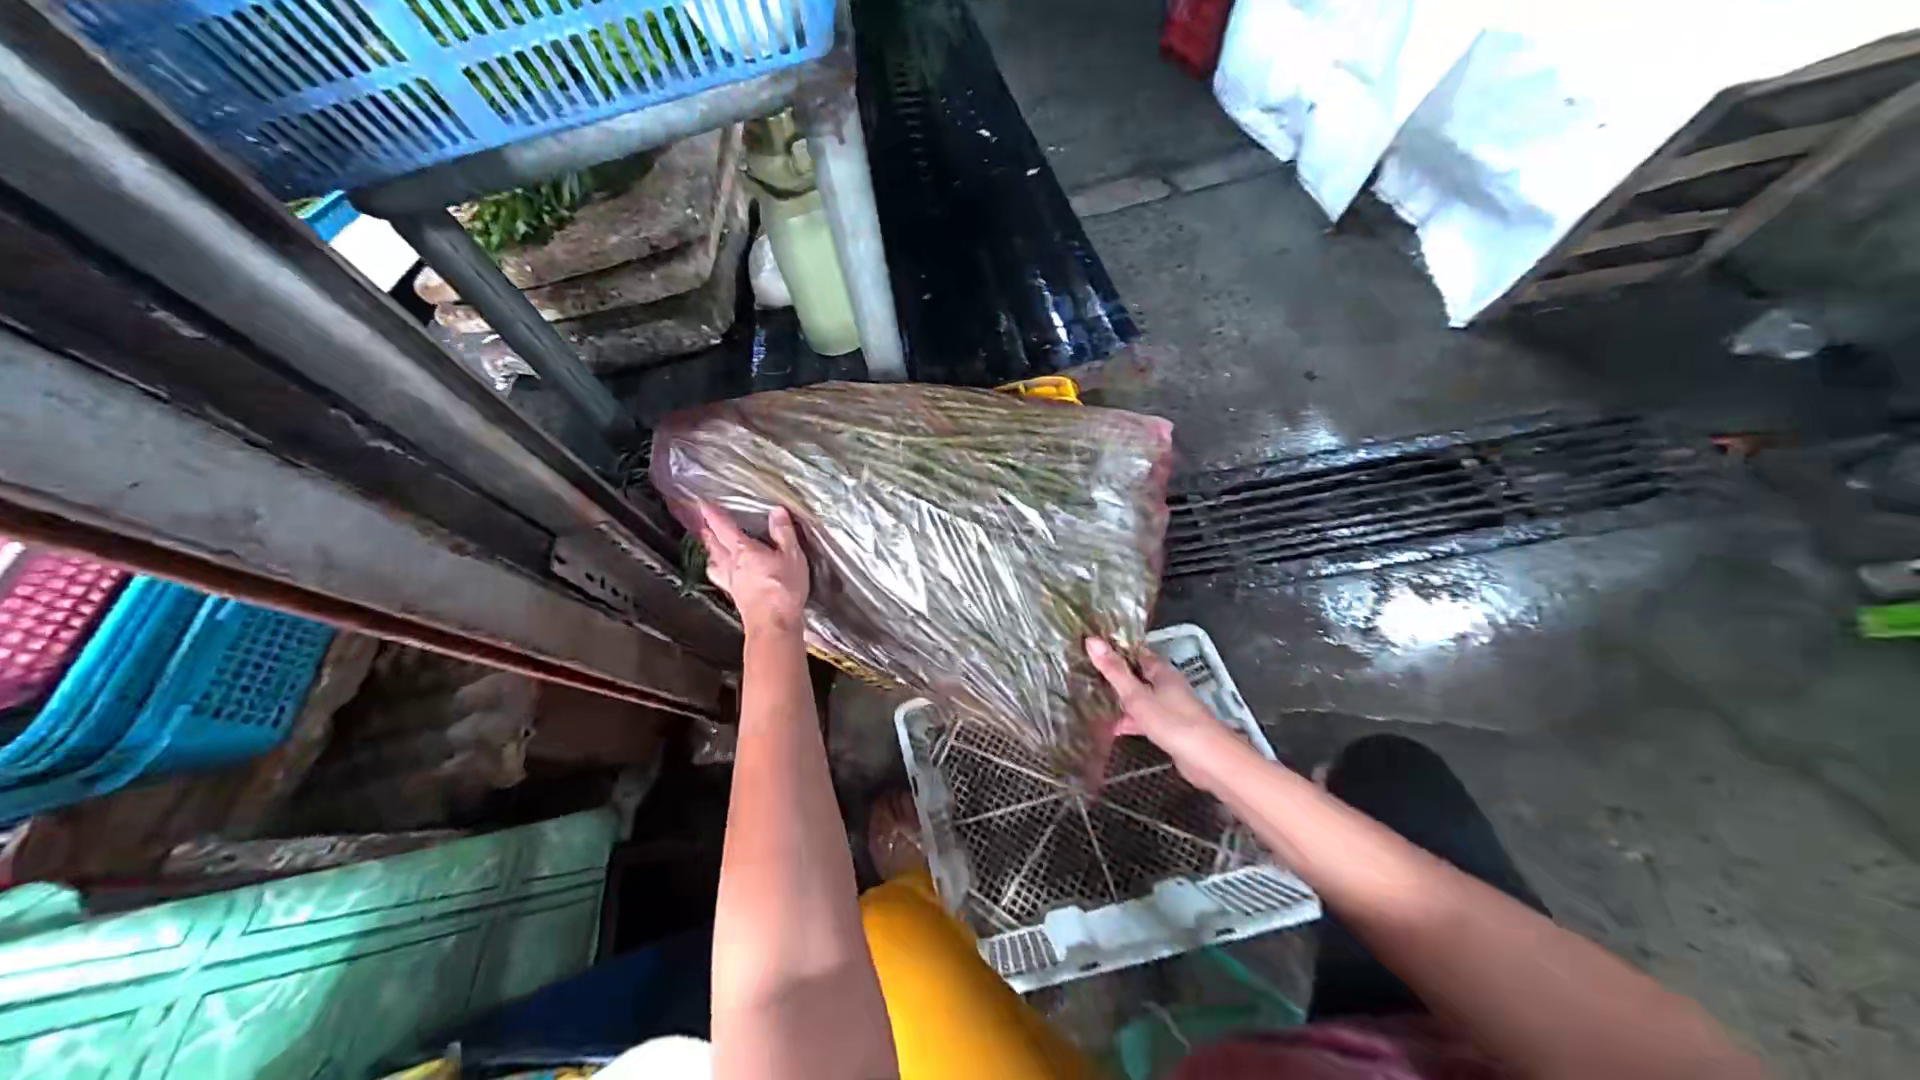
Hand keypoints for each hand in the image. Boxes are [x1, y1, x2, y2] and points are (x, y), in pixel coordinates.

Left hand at [698, 502, 808, 636]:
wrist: (774, 623)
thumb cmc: (782, 589)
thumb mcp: (792, 555)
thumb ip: (783, 533)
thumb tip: (777, 511)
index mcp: (744, 550)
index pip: (723, 528)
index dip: (712, 514)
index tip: (703, 504)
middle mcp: (732, 565)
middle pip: (714, 545)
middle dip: (707, 533)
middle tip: (701, 524)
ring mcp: (732, 583)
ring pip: (714, 563)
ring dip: (710, 553)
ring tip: (709, 548)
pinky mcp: (737, 597)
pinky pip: (722, 579)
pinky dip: (719, 572)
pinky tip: (724, 575)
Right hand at [1086, 635, 1250, 792]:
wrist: (1207, 759)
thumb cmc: (1173, 722)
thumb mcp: (1137, 695)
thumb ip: (1114, 671)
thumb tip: (1091, 640)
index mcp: (1161, 671)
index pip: (1134, 653)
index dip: (1113, 650)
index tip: (1089, 650)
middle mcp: (1166, 685)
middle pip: (1136, 676)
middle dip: (1114, 678)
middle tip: (1086, 676)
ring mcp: (1169, 707)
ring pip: (1139, 698)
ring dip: (1121, 701)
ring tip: (1094, 702)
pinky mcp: (1170, 727)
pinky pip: (1144, 718)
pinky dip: (1130, 721)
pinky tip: (1113, 728)